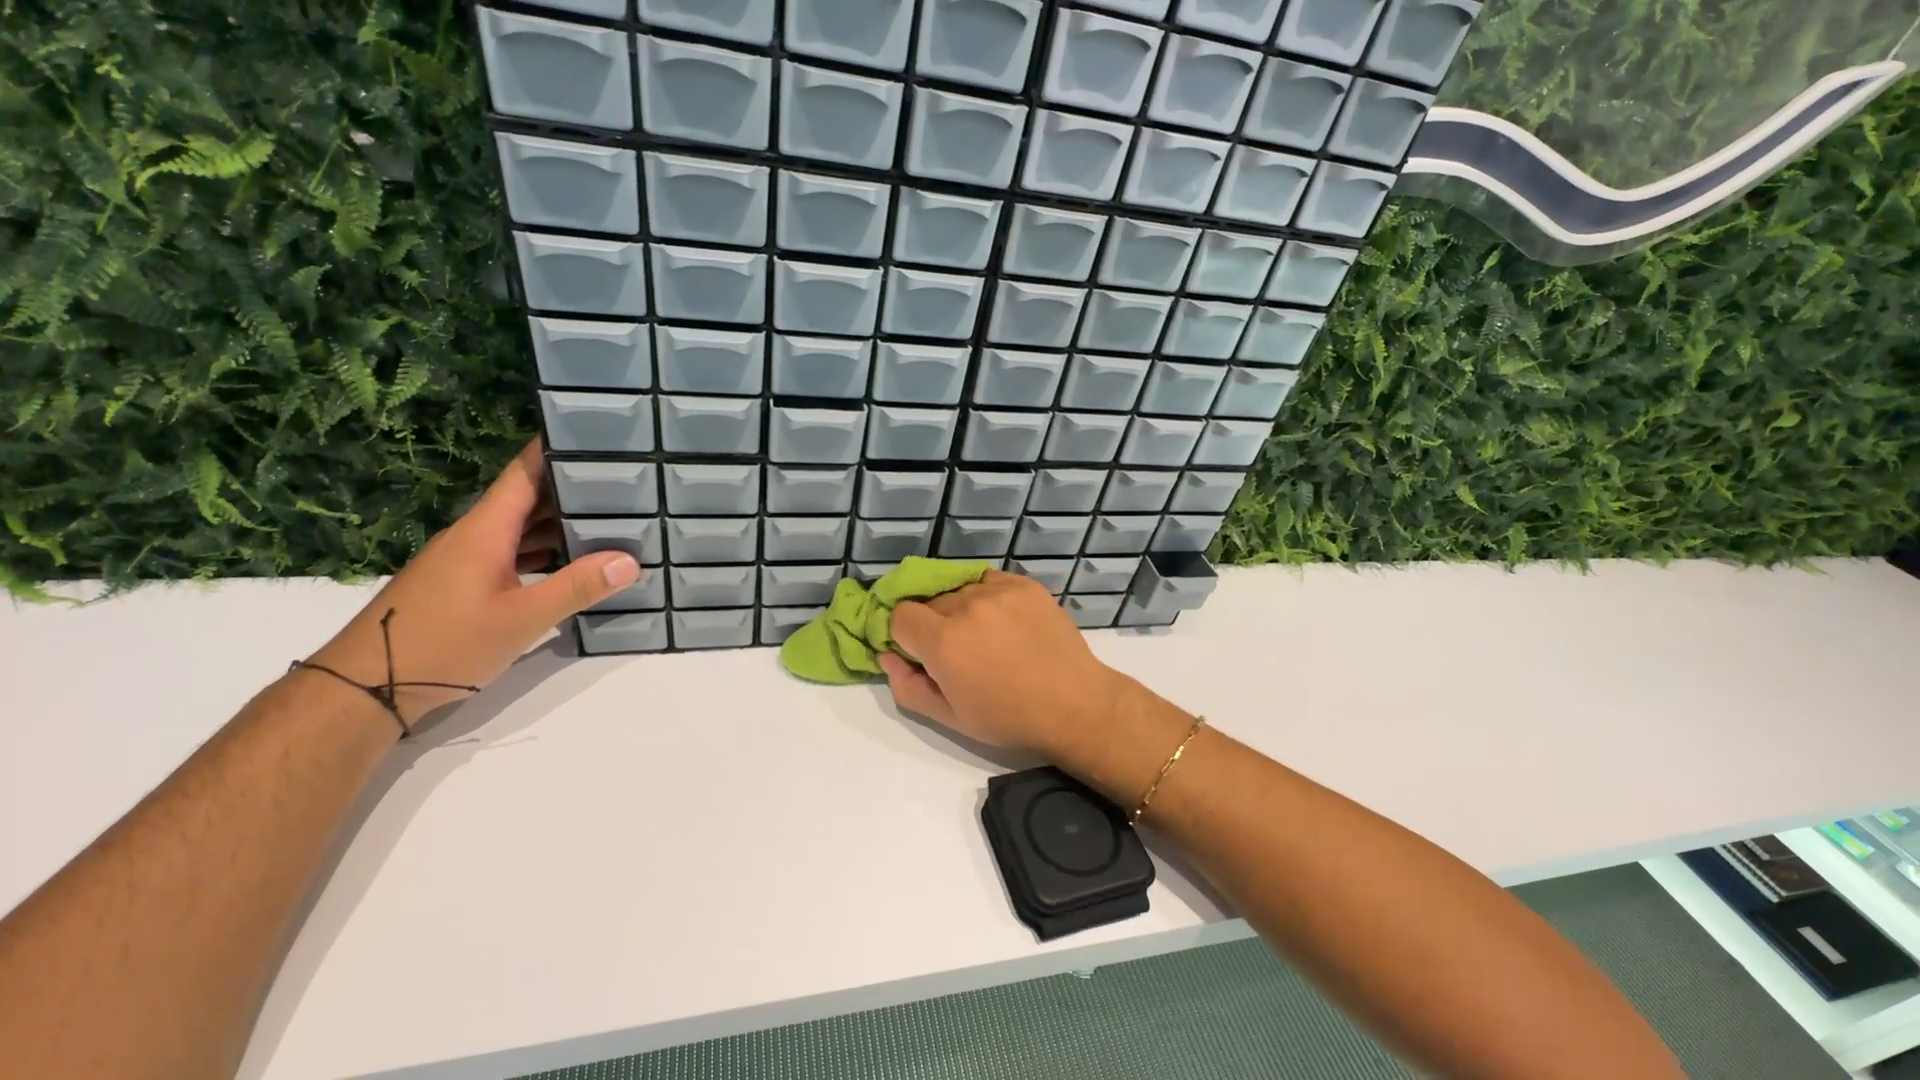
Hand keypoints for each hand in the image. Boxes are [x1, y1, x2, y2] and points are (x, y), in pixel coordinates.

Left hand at [303, 439, 640, 726]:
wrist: (366, 685)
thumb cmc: (445, 644)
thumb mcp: (521, 619)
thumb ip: (576, 587)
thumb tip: (630, 561)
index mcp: (485, 530)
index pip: (524, 472)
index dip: (556, 448)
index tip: (598, 435)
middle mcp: (474, 536)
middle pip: (527, 499)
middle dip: (572, 489)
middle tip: (626, 483)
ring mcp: (463, 561)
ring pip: (518, 530)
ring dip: (559, 525)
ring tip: (611, 521)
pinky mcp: (459, 585)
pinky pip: (509, 554)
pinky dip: (542, 553)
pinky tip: (570, 565)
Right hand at [877, 571, 1130, 756]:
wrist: (1075, 706)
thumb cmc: (1009, 719)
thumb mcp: (950, 718)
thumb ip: (908, 686)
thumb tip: (887, 655)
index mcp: (943, 641)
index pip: (899, 615)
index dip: (905, 636)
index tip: (922, 655)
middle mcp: (966, 606)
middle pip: (929, 602)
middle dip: (935, 625)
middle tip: (960, 654)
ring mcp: (998, 591)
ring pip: (959, 590)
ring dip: (962, 610)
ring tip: (988, 638)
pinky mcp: (1024, 584)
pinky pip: (989, 581)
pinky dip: (988, 598)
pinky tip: (1005, 622)